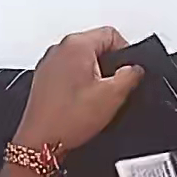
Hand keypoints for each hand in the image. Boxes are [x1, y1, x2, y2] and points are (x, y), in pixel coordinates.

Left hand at [13, 27, 144, 151]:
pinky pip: (70, 72)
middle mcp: (59, 49)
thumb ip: (131, 75)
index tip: (127, 72)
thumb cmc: (67, 118)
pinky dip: (79, 84)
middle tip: (111, 88)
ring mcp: (49, 63)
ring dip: (94, 76)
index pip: (112, 34)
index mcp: (76, 45)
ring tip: (95, 98)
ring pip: (84, 60)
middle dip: (109, 66)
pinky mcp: (45, 78)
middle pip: (97, 46)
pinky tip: (81, 103)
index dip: (126, 53)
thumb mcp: (113, 96)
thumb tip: (135, 69)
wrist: (40, 142)